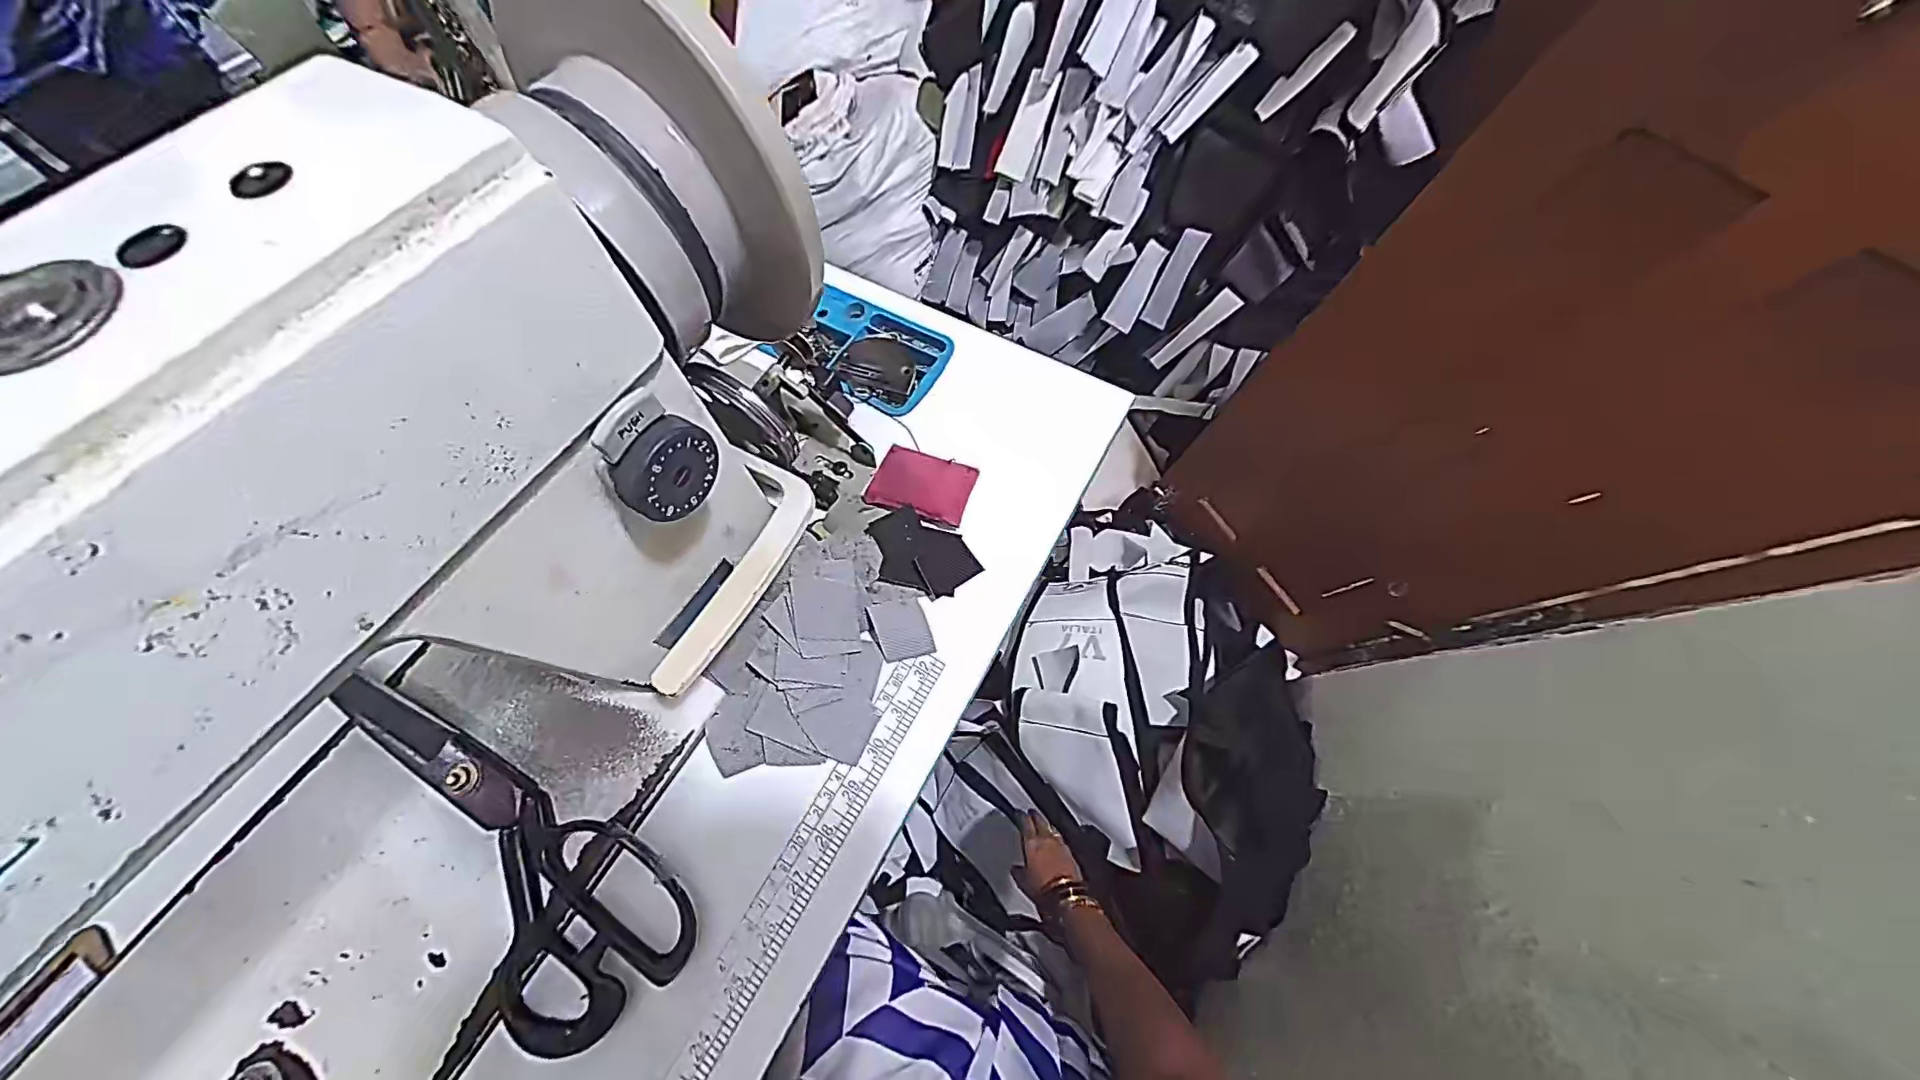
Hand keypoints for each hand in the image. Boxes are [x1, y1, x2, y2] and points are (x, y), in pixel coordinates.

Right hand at [1017, 810, 1082, 898]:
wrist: (1067, 897)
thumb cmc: (1044, 890)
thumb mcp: (1023, 882)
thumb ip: (1018, 871)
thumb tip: (1016, 869)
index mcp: (1032, 843)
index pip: (1025, 822)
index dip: (1021, 816)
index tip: (1019, 814)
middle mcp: (1047, 840)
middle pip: (1040, 820)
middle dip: (1034, 815)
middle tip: (1030, 813)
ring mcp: (1061, 845)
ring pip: (1051, 827)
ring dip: (1046, 824)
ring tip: (1043, 823)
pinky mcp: (1071, 853)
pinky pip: (1061, 838)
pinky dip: (1056, 836)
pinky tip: (1055, 839)